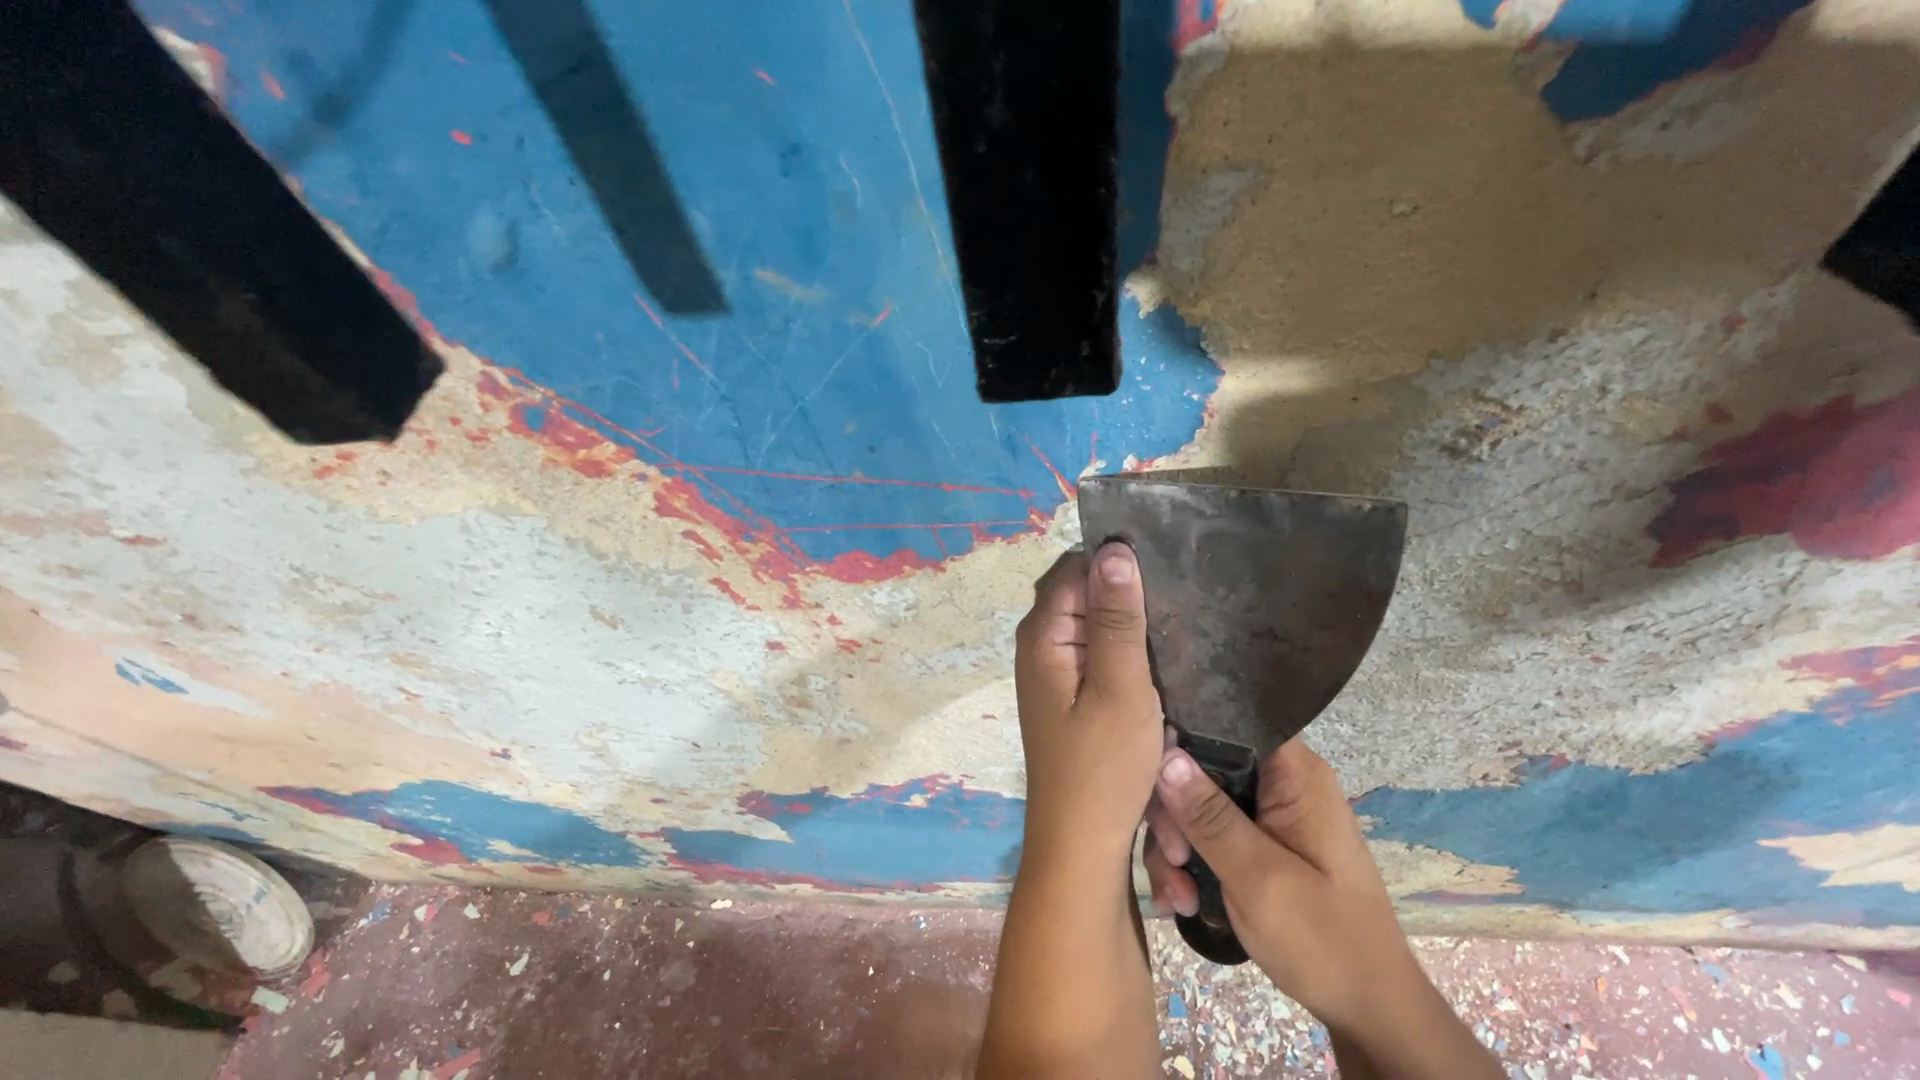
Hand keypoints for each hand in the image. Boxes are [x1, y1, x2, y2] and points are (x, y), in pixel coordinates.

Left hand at [1014, 543, 1166, 868]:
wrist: (1082, 846)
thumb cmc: (1102, 768)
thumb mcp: (1120, 688)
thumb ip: (1118, 618)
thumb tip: (1114, 549)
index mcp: (1043, 636)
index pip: (1076, 569)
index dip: (1117, 563)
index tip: (1167, 566)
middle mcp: (1042, 648)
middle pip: (1088, 598)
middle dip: (1132, 600)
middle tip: (1184, 603)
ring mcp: (1057, 675)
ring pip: (1101, 632)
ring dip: (1136, 636)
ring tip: (1183, 636)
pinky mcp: (1074, 700)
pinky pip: (1105, 663)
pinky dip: (1131, 665)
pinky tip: (1165, 674)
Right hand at [1146, 739, 1415, 1031]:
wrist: (1368, 1010)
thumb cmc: (1325, 941)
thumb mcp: (1260, 879)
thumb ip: (1210, 816)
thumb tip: (1165, 752)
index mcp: (1294, 774)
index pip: (1225, 724)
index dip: (1179, 743)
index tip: (1148, 785)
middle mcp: (1281, 783)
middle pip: (1202, 769)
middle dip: (1174, 815)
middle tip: (1174, 861)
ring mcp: (1269, 815)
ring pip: (1197, 806)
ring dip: (1177, 849)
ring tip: (1178, 896)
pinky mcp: (1258, 845)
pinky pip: (1208, 836)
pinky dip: (1190, 866)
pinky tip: (1182, 902)